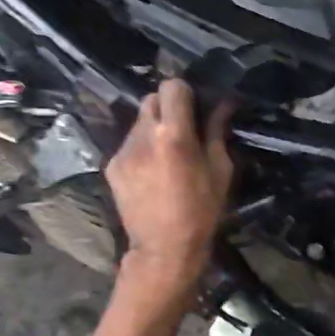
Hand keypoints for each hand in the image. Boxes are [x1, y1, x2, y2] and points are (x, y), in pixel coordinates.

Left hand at [105, 79, 233, 289]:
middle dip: (168, 108)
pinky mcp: (112, 165)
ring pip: (139, 121)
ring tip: (168, 154)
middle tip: (184, 129)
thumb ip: (216, 133)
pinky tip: (153, 172)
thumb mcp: (220, 171)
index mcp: (173, 134)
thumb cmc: (202, 211)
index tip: (196, 108)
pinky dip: (143, 148)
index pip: (172, 87)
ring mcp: (123, 150)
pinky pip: (130, 144)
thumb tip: (222, 105)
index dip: (186, 93)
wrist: (165, 248)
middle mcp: (143, 135)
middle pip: (151, 98)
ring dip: (155, 128)